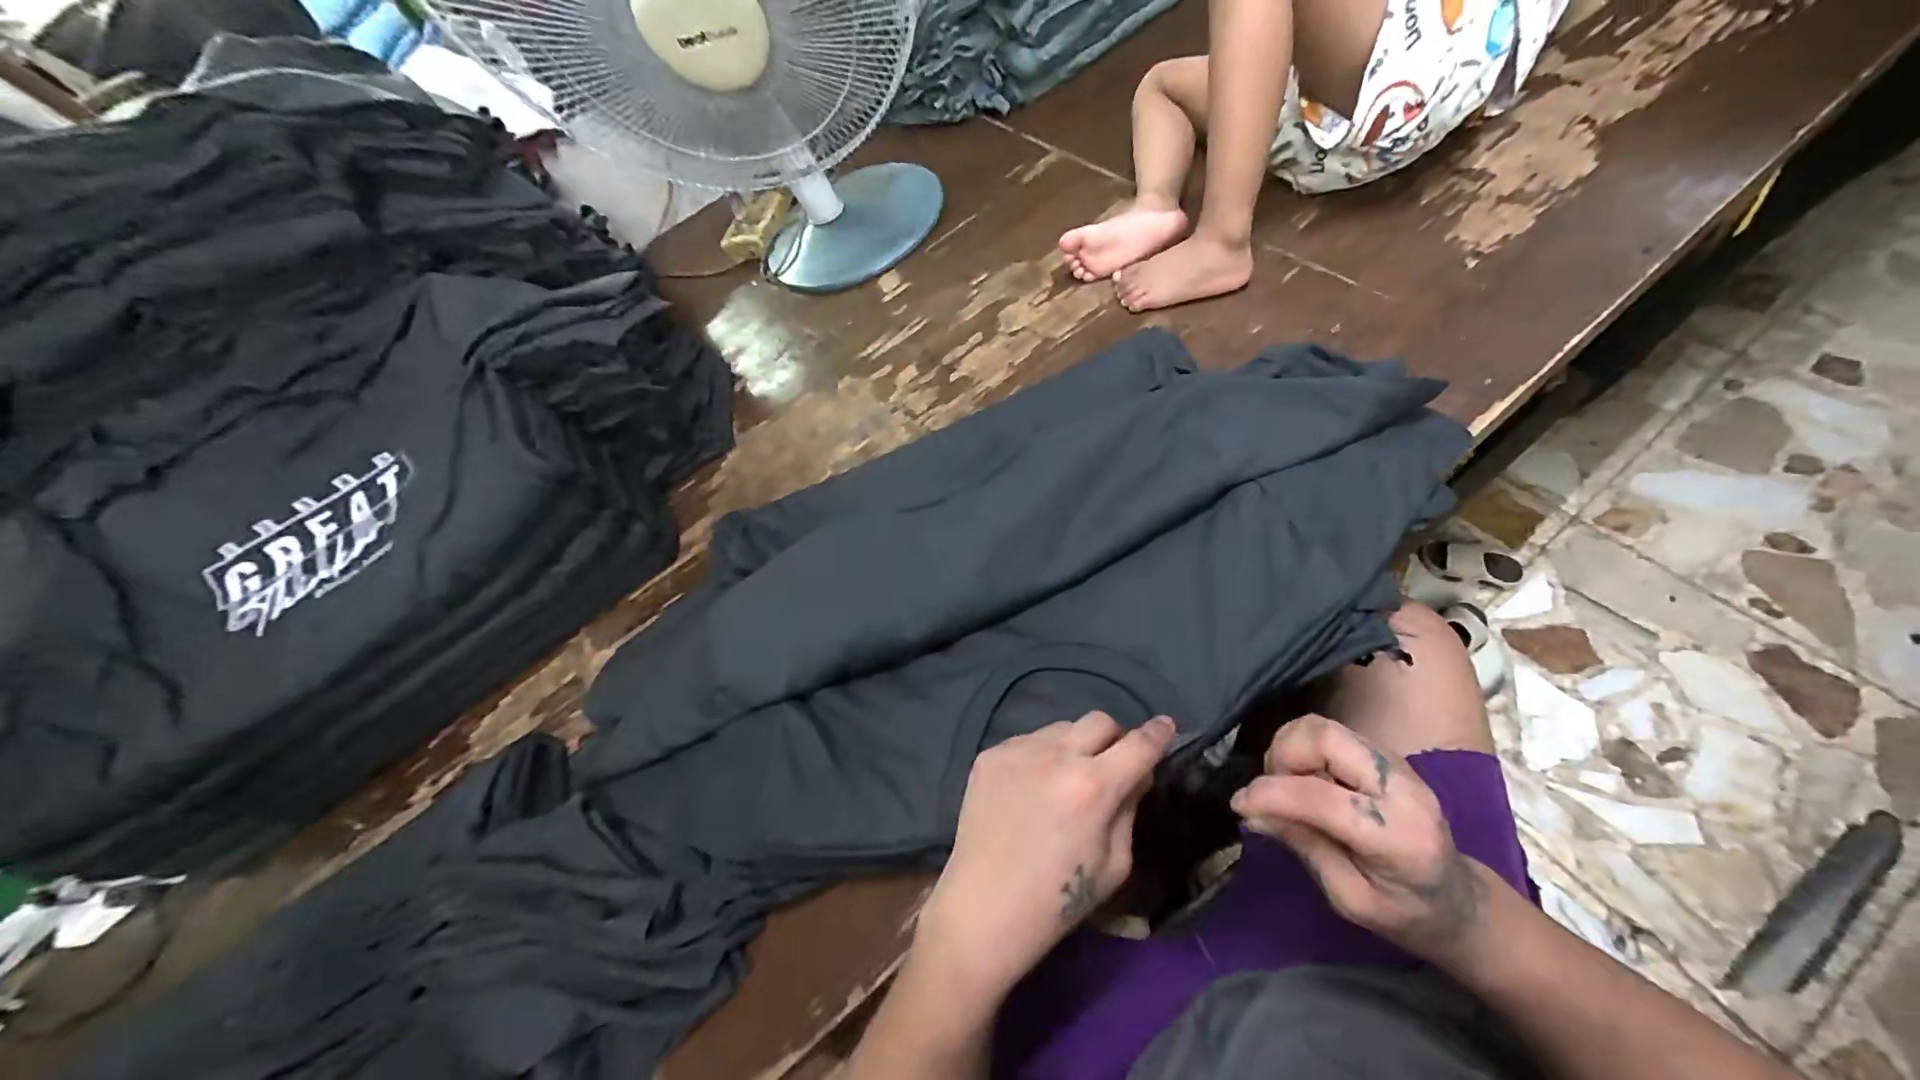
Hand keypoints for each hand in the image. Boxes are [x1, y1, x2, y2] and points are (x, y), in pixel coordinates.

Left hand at [914, 711, 1176, 1001]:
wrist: (984, 908)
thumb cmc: (1057, 900)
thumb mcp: (1114, 865)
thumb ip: (1129, 810)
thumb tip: (1135, 775)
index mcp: (1094, 787)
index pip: (1139, 744)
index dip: (1158, 733)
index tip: (1166, 726)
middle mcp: (1056, 756)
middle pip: (1100, 721)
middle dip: (1116, 738)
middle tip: (1112, 765)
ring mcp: (1018, 750)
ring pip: (1062, 727)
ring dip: (1076, 745)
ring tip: (1066, 780)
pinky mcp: (990, 755)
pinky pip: (1029, 740)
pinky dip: (1041, 755)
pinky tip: (1032, 789)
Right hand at [1231, 714, 1489, 964]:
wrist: (1460, 901)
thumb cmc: (1406, 914)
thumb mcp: (1351, 900)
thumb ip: (1306, 848)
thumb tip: (1253, 813)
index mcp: (1399, 837)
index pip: (1321, 798)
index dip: (1270, 795)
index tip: (1240, 804)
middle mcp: (1402, 788)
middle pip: (1322, 736)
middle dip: (1282, 756)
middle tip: (1273, 791)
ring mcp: (1395, 764)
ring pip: (1320, 726)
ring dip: (1289, 750)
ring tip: (1288, 787)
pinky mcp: (1383, 754)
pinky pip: (1327, 733)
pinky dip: (1302, 750)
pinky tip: (1306, 781)